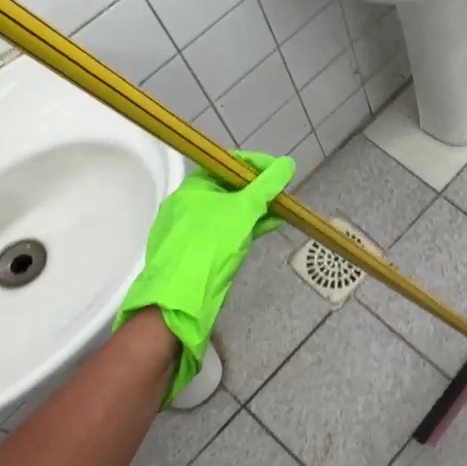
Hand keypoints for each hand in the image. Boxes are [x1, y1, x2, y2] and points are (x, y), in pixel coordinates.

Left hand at [118, 150, 294, 406]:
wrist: (178, 301)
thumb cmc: (208, 247)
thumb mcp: (243, 211)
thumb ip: (266, 187)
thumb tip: (287, 165)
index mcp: (191, 188)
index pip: (226, 164)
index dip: (256, 165)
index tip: (281, 174)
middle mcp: (187, 205)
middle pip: (227, 187)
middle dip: (258, 190)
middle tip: (282, 195)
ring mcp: (189, 230)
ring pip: (228, 211)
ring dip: (255, 210)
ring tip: (279, 213)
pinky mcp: (195, 251)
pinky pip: (224, 230)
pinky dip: (245, 227)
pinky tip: (263, 231)